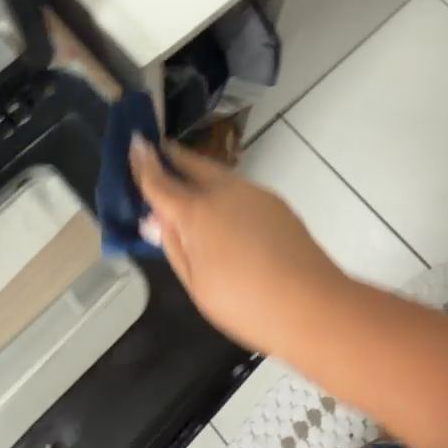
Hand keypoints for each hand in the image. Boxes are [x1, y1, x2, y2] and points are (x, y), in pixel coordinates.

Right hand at [129, 138, 350, 354]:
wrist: (312, 304)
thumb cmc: (245, 304)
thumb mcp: (197, 284)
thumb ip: (175, 245)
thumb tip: (156, 218)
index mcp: (196, 212)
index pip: (160, 181)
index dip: (144, 163)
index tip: (135, 142)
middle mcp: (223, 192)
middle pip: (191, 165)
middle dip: (173, 155)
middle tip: (158, 149)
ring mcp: (252, 193)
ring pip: (217, 174)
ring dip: (198, 171)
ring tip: (186, 177)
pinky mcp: (274, 201)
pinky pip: (238, 187)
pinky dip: (221, 189)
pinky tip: (222, 207)